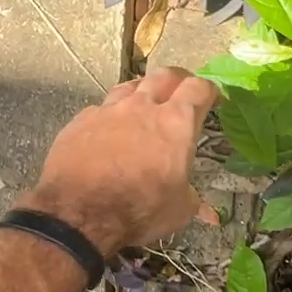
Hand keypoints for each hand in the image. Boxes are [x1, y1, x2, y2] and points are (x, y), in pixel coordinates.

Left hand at [21, 67, 217, 254]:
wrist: (79, 211)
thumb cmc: (139, 209)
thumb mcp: (178, 211)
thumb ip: (193, 200)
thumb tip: (210, 215)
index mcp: (176, 123)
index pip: (199, 89)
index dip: (209, 91)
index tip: (212, 99)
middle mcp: (143, 106)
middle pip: (165, 76)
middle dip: (177, 81)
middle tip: (181, 92)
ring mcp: (109, 110)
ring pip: (130, 86)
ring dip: (142, 91)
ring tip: (145, 104)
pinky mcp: (82, 120)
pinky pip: (102, 108)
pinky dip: (112, 115)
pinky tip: (110, 130)